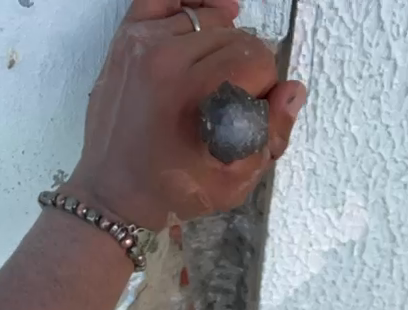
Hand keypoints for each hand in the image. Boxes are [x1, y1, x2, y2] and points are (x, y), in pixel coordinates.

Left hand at [67, 0, 306, 229]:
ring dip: (222, 43)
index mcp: (195, 93)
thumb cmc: (175, 192)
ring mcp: (143, 42)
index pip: (257, 59)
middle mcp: (168, 58)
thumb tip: (293, 91)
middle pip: (235, 37)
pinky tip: (219, 11)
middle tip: (235, 100)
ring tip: (217, 75)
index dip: (265, 87)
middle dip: (247, 67)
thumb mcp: (234, 183)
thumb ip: (271, 135)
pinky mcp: (127, 37)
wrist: (115, 193)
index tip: (254, 110)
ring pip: (208, 19)